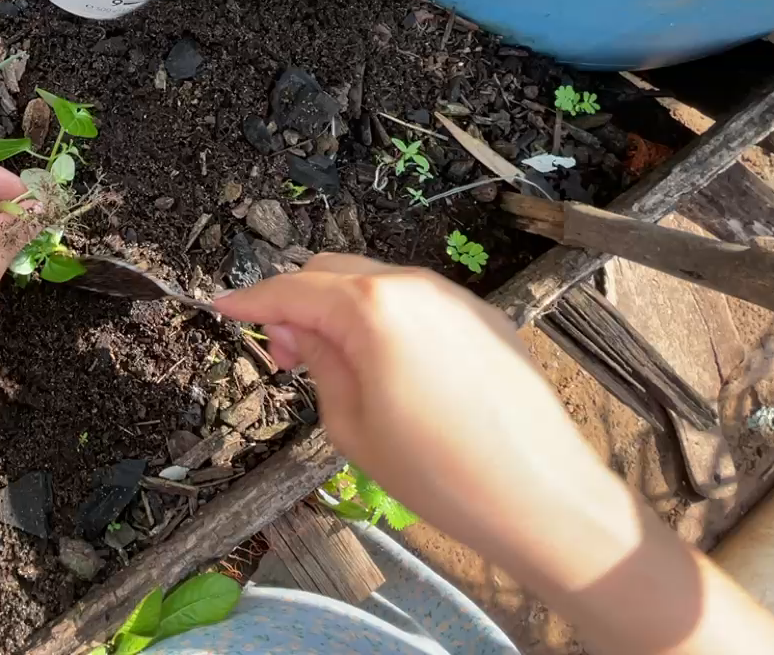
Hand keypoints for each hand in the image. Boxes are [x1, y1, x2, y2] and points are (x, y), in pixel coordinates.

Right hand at [213, 254, 635, 585]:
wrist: (550, 503)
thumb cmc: (442, 474)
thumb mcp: (351, 424)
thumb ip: (315, 362)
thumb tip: (296, 331)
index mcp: (370, 309)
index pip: (290, 290)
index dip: (250, 300)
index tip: (222, 306)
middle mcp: (409, 285)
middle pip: (326, 272)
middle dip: (295, 303)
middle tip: (288, 355)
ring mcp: (450, 295)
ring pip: (367, 279)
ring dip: (336, 307)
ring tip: (337, 363)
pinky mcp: (479, 313)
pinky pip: (408, 297)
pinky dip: (378, 314)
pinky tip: (387, 363)